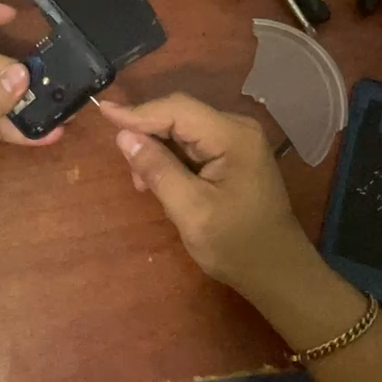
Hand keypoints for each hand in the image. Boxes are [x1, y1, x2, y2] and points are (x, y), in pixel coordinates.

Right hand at [98, 94, 316, 299]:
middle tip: (126, 166)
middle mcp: (237, 128)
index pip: (177, 110)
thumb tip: (123, 136)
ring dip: (158, 148)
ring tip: (142, 181)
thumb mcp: (191, 210)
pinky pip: (194, 144)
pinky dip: (172, 157)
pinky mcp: (234, 154)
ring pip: (184, 129)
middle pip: (180, 115)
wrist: (278, 271)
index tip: (103, 111)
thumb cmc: (236, 245)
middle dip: (147, 133)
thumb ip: (157, 169)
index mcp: (233, 136)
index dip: (138, 112)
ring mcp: (238, 141)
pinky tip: (159, 179)